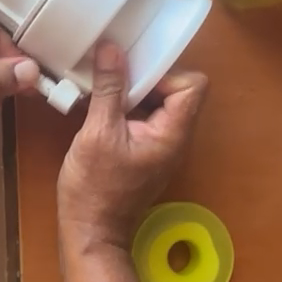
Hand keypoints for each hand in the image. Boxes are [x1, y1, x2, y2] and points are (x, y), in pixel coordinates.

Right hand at [58, 42, 207, 249]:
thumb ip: (109, 89)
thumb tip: (112, 50)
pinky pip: (145, 117)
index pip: (192, 85)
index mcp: (173, 133)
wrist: (89, 231)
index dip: (166, 72)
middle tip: (114, 75)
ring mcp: (161, 145)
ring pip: (158, 102)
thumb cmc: (94, 187)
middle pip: (176, 90)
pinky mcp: (146, 150)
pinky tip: (101, 106)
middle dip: (146, 78)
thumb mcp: (97, 133)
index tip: (134, 73)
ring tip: (104, 88)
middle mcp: (175, 138)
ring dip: (133, 91)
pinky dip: (127, 106)